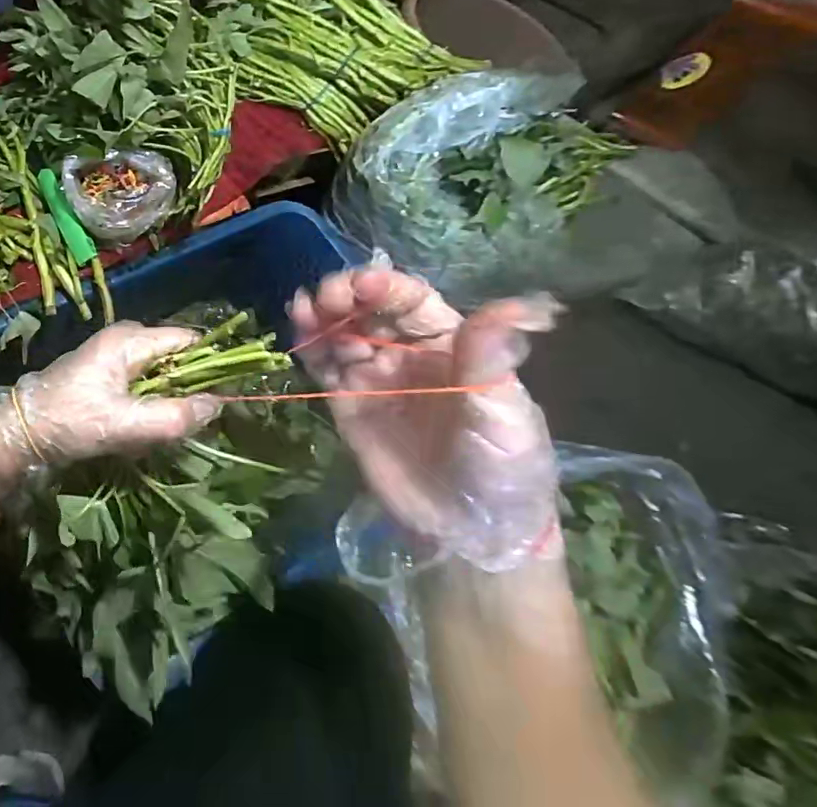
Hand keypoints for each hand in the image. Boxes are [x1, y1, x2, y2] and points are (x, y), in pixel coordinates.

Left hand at [0, 322, 223, 477]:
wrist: (21, 431)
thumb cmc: (72, 421)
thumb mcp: (126, 424)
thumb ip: (174, 416)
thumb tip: (218, 405)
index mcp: (129, 340)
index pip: (187, 340)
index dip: (210, 364)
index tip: (226, 394)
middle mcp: (122, 339)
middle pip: (174, 355)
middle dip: (187, 386)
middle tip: (191, 419)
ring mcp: (111, 355)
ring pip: (158, 371)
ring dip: (166, 398)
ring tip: (165, 427)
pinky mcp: (103, 373)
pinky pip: (140, 381)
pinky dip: (148, 402)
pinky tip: (141, 427)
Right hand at [290, 268, 559, 570]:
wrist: (469, 530)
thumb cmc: (502, 468)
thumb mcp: (504, 413)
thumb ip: (492, 359)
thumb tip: (518, 305)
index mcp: (449, 344)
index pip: (412, 301)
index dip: (386, 287)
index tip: (362, 286)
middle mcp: (406, 351)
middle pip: (369, 310)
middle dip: (345, 295)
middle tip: (325, 298)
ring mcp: (373, 376)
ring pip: (340, 333)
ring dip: (320, 315)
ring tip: (302, 309)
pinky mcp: (346, 403)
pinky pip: (323, 366)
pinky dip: (309, 347)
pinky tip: (298, 333)